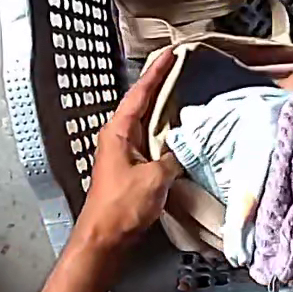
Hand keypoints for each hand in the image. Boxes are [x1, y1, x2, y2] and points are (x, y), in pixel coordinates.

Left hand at [73, 50, 182, 254]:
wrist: (105, 237)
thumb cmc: (122, 206)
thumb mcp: (155, 178)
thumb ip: (174, 157)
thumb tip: (186, 148)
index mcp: (118, 132)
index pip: (140, 93)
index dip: (157, 72)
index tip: (171, 54)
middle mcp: (118, 138)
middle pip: (142, 103)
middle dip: (161, 84)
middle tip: (180, 67)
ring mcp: (124, 153)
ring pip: (146, 122)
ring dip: (163, 107)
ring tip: (183, 92)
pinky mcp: (131, 168)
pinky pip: (151, 141)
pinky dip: (165, 132)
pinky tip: (179, 132)